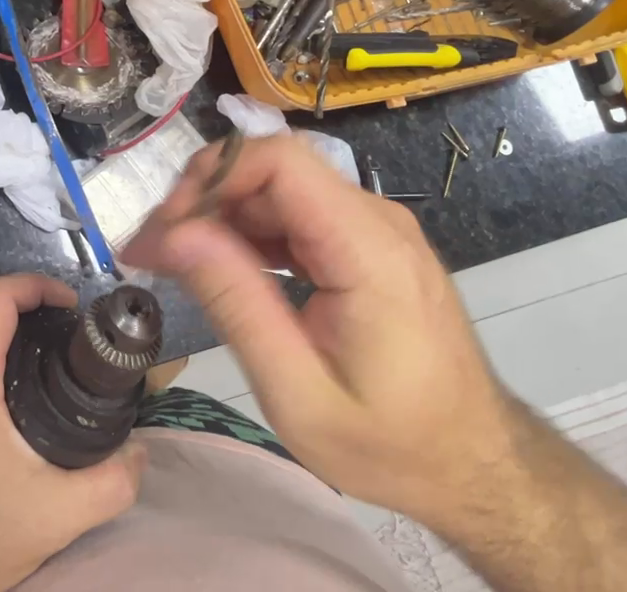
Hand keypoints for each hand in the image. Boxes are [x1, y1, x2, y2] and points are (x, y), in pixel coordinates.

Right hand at [121, 134, 518, 529]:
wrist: (472, 466)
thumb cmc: (390, 445)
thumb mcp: (298, 393)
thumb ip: (237, 305)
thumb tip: (174, 235)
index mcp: (368, 250)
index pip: (280, 160)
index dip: (212, 177)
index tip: (167, 229)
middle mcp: (375, 220)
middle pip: (272, 170)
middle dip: (203, 200)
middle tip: (153, 253)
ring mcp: (374, 229)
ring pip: (277, 190)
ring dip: (219, 218)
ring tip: (173, 264)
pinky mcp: (365, 244)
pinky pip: (294, 216)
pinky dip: (248, 235)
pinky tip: (219, 270)